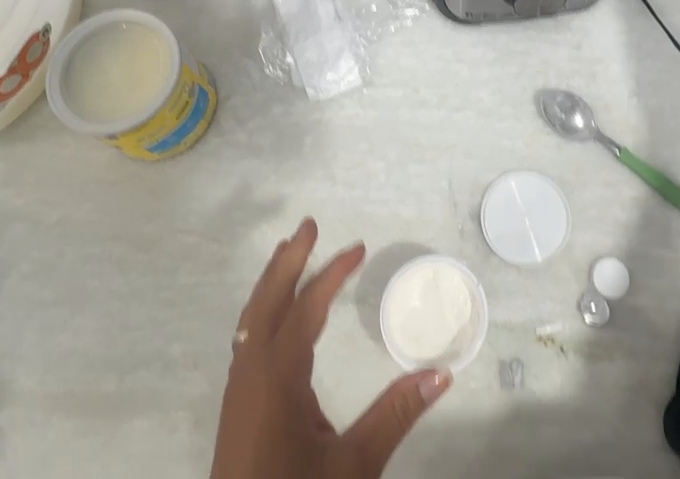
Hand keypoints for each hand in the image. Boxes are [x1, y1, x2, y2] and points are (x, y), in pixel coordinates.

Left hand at [210, 218, 449, 478]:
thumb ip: (395, 414)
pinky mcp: (237, 406)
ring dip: (272, 281)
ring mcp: (238, 390)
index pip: (306, 309)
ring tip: (289, 253)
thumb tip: (442, 373)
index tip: (359, 248)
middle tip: (309, 225)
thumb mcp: (354, 465)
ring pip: (251, 318)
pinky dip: (264, 309)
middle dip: (288, 259)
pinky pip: (248, 338)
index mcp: (277, 378)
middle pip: (266, 300)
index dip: (332, 274)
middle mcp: (251, 373)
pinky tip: (277, 317)